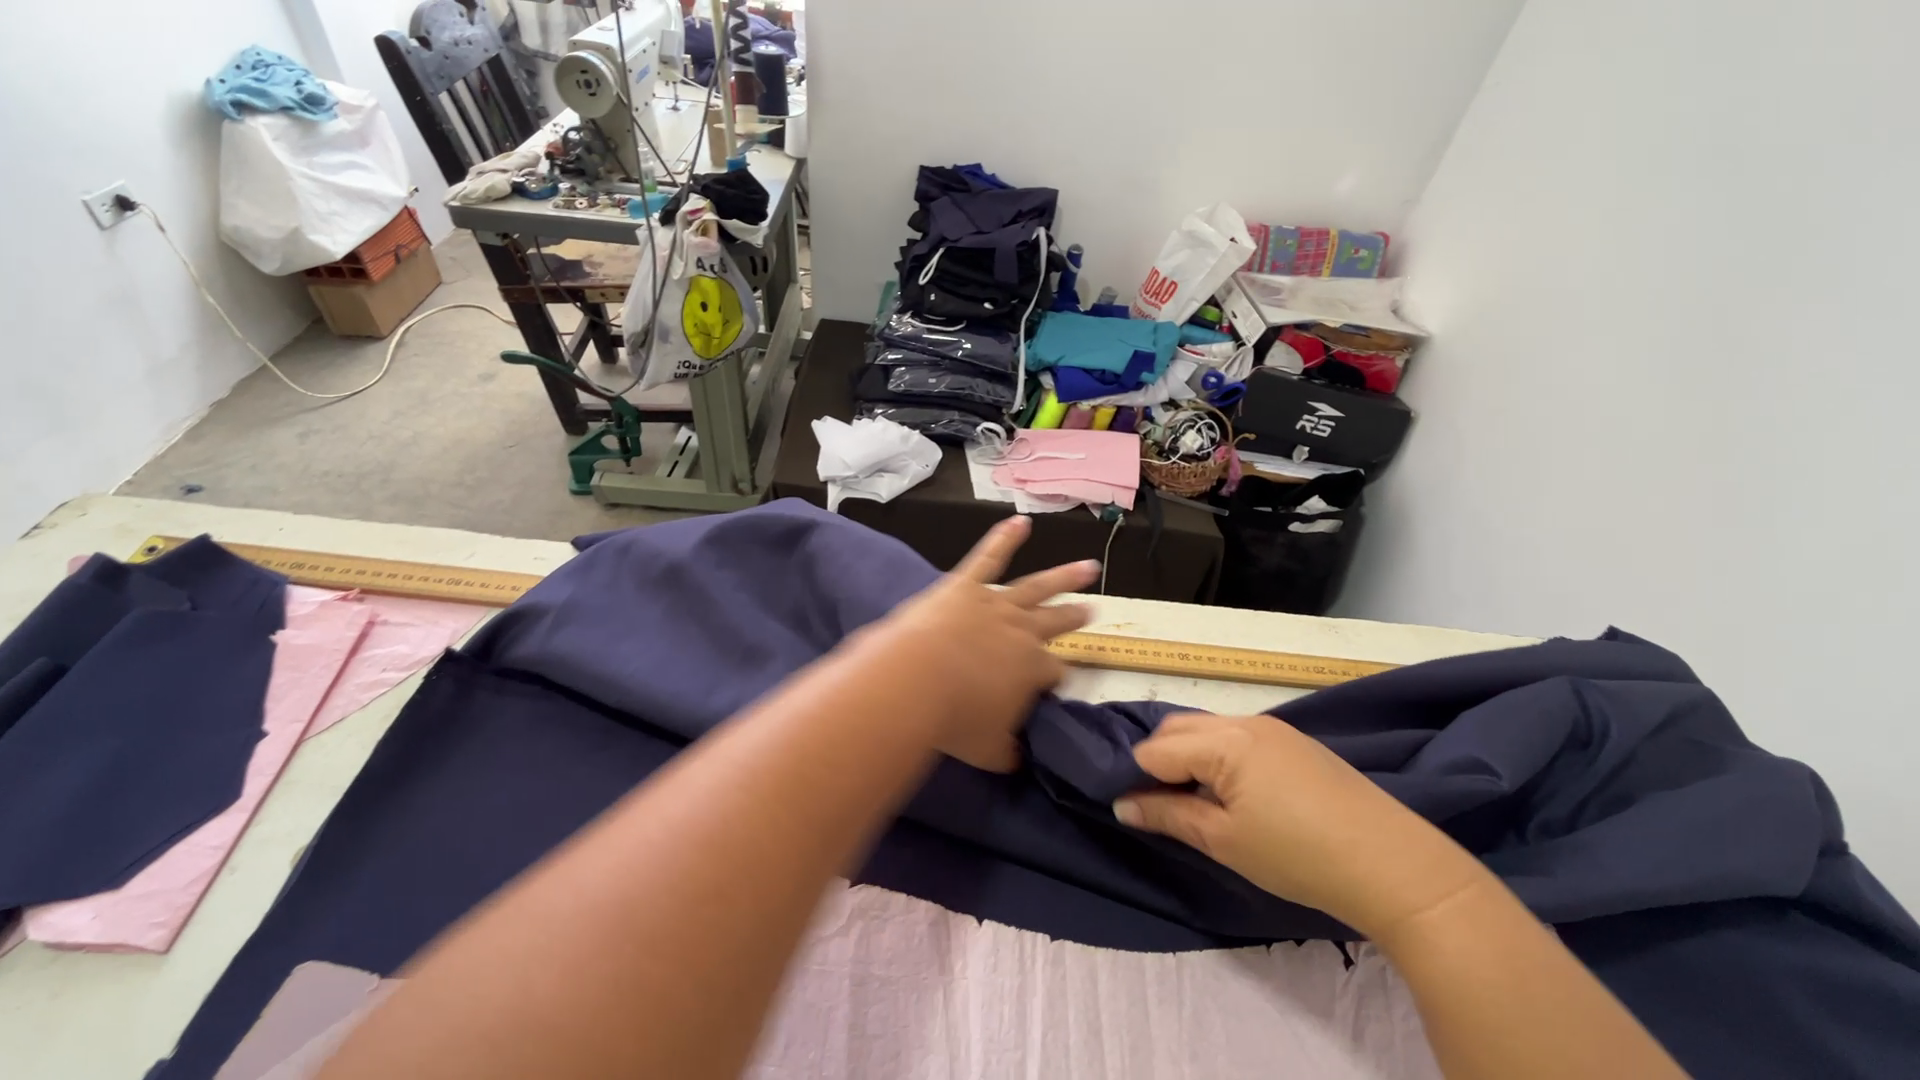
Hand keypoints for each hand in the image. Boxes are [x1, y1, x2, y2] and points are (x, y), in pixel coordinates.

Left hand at [849, 517, 1098, 771]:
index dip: (1054, 681)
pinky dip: (1004, 538)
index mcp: (1032, 670)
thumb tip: (1018, 761)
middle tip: (1091, 610)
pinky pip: (988, 557)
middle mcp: (1023, 633)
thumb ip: (1008, 754)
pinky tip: (1021, 522)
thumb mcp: (988, 751)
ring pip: (1037, 587)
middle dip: (1073, 618)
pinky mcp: (966, 585)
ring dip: (1063, 578)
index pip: (1054, 674)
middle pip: (1055, 623)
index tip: (1050, 689)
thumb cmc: (952, 720)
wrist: (915, 680)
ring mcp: (996, 605)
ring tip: (1087, 567)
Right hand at [1112, 713, 1491, 939]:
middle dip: (1159, 761)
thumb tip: (1121, 804)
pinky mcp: (1297, 744)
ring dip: (1190, 758)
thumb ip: (1168, 816)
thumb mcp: (1223, 841)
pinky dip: (1220, 758)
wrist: (1392, 865)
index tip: (1131, 810)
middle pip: (1179, 729)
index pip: (1155, 749)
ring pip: (1209, 731)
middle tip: (1159, 807)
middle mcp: (1246, 721)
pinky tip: (1232, 795)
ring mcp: (1276, 729)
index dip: (1135, 778)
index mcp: (1223, 740)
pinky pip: (1239, 738)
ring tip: (1194, 803)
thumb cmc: (1297, 855)